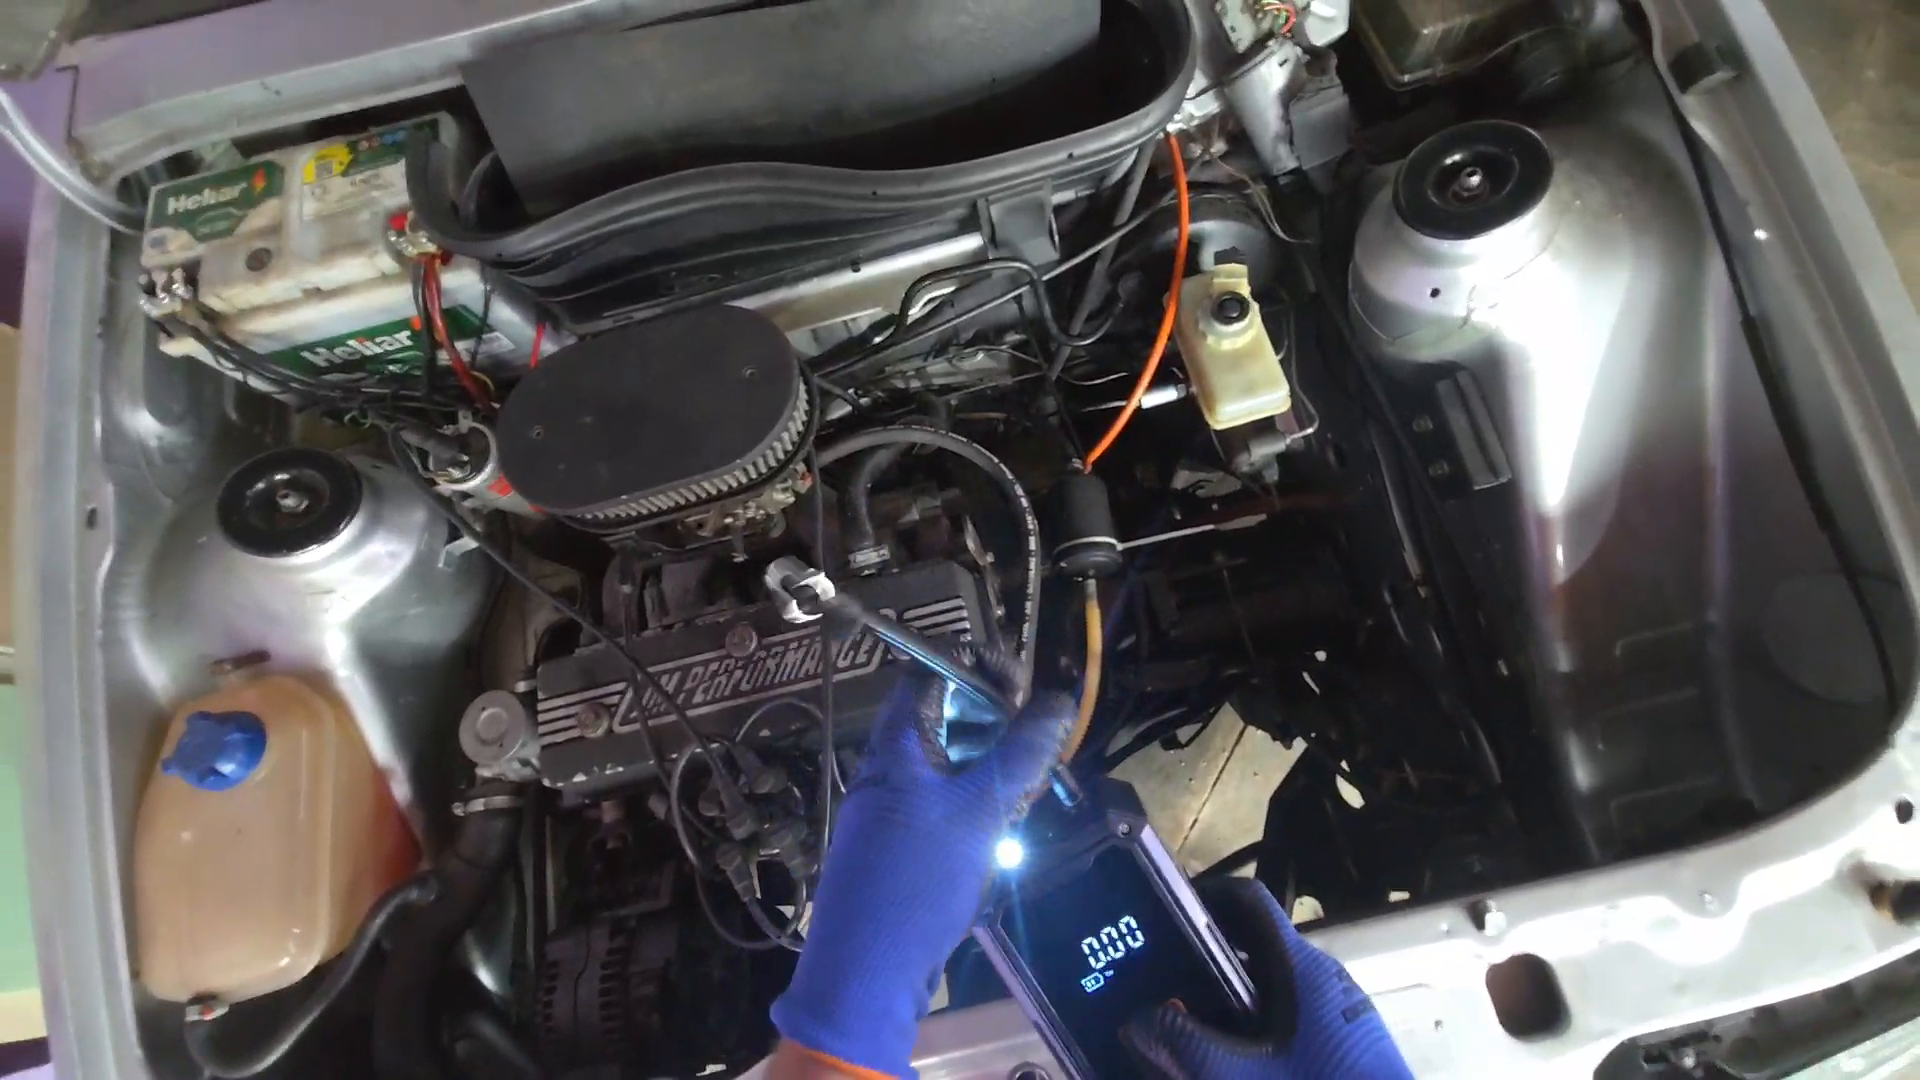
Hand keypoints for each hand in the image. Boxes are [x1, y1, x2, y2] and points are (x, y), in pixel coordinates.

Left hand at [771, 648, 1072, 1077]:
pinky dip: (973, 791)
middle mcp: (887, 760)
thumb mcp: (982, 809)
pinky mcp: (898, 833)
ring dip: (988, 757)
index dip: (977, 666)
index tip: (1020, 683)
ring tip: (1025, 780)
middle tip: (1032, 735)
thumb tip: (1059, 700)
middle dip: (991, 717)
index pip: (931, 670)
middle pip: (941, 711)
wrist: (865, 969)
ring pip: (945, 754)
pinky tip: (1001, 815)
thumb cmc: (920, 877)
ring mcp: (889, 798)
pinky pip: (940, 791)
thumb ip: (1022, 751)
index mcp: (897, 741)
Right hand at [1122, 879, 1413, 1079]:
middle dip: (1208, 952)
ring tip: (1193, 1022)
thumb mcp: (1245, 1079)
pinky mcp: (1350, 1045)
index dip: (1205, 894)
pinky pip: (1292, 1013)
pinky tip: (1240, 1061)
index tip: (1166, 913)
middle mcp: (1323, 977)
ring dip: (1231, 992)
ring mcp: (1341, 1012)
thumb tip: (1136, 1022)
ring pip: (1273, 981)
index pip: (1248, 899)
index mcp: (1301, 968)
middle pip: (1256, 941)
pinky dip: (1257, 1022)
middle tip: (1167, 974)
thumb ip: (1186, 1045)